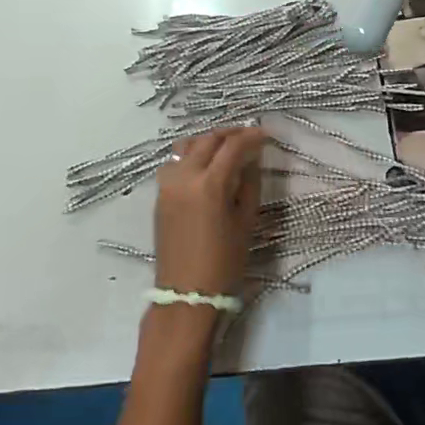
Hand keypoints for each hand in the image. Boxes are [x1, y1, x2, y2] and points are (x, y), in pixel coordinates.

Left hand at [154, 127, 267, 296]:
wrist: (187, 290)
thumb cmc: (224, 260)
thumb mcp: (246, 221)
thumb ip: (250, 184)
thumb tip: (253, 158)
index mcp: (210, 184)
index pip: (232, 146)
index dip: (251, 136)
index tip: (265, 134)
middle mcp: (185, 177)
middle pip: (208, 140)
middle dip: (230, 133)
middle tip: (249, 136)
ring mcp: (167, 184)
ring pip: (186, 146)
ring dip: (208, 140)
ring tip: (226, 147)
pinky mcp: (159, 194)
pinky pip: (175, 162)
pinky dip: (192, 154)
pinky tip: (205, 165)